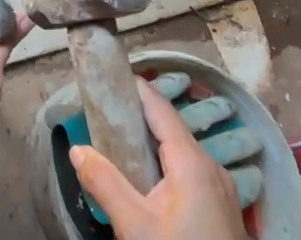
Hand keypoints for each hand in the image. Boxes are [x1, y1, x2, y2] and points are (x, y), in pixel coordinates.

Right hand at [69, 78, 251, 239]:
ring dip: (151, 142)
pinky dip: (165, 163)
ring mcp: (221, 189)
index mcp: (192, 162)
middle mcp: (212, 167)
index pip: (160, 108)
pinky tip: (147, 177)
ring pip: (181, 151)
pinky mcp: (223, 209)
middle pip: (171, 128)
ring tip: (118, 141)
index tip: (109, 75)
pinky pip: (190, 171)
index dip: (135, 88)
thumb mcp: (135, 227)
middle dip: (138, 117)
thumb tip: (77, 149)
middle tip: (104, 112)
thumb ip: (105, 184)